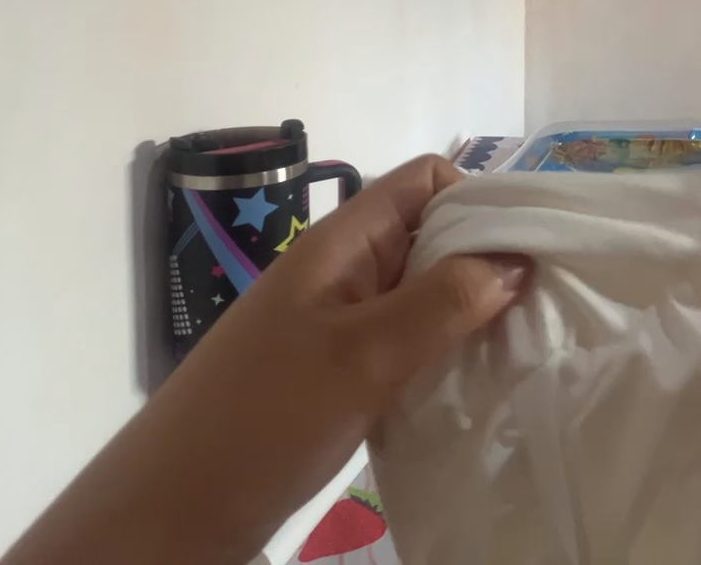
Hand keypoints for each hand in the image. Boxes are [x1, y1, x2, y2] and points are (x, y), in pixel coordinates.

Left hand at [3, 155, 529, 564]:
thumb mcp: (363, 355)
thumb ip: (443, 301)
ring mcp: (341, 316)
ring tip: (517, 339)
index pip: (425, 179)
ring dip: (468, 305)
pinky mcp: (340, 364)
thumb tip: (518, 260)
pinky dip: (442, 344)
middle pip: (431, 230)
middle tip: (537, 299)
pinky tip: (471, 376)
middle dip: (485, 255)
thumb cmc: (262, 419)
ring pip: (423, 286)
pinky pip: (407, 333)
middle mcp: (346, 266)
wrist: (163, 520)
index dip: (477, 198)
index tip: (523, 247)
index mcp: (344, 240)